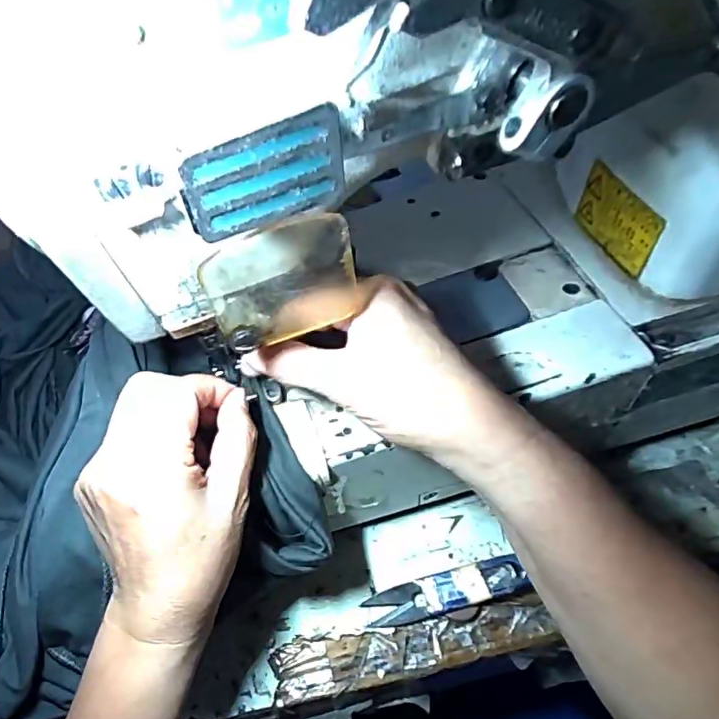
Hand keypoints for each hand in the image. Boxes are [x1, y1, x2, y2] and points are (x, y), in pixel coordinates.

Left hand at [74, 373, 256, 648]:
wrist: (156, 607)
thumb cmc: (201, 562)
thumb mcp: (233, 501)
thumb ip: (238, 440)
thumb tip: (237, 401)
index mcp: (149, 469)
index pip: (175, 392)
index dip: (211, 390)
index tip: (233, 409)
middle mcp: (111, 462)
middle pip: (146, 387)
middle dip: (187, 395)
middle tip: (215, 425)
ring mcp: (93, 469)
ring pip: (132, 405)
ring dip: (169, 412)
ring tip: (195, 450)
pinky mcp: (88, 478)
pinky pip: (122, 432)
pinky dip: (151, 433)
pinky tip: (171, 466)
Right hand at [241, 277, 516, 466]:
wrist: (468, 428)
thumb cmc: (418, 397)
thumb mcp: (339, 381)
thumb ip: (290, 365)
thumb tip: (258, 357)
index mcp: (372, 291)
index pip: (307, 292)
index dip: (274, 315)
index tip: (251, 334)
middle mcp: (388, 296)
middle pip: (324, 305)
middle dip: (293, 329)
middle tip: (263, 349)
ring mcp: (400, 318)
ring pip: (341, 323)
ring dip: (314, 342)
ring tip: (286, 360)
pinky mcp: (406, 342)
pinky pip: (360, 337)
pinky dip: (337, 351)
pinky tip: (321, 368)